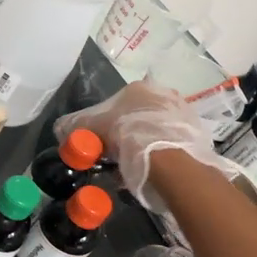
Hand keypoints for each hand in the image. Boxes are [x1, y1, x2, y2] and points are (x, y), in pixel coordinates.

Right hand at [55, 82, 233, 209]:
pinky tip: (151, 169)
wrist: (168, 160)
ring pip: (153, 129)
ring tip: (133, 166)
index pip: (115, 104)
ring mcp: (183, 112)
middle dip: (126, 133)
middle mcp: (163, 93)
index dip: (105, 124)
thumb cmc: (126, 136)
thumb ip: (73, 126)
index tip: (101, 143)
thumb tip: (59, 128)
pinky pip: (170, 142)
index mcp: (137, 88)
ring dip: (143, 144)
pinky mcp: (197, 133)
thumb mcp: (90, 130)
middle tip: (116, 155)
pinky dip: (160, 154)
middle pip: (136, 115)